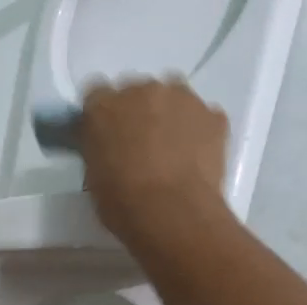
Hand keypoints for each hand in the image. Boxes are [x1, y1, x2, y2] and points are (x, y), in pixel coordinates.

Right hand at [80, 78, 231, 243]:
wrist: (172, 212)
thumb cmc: (121, 201)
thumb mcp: (93, 175)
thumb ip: (98, 147)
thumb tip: (107, 143)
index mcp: (106, 107)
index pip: (95, 94)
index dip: (99, 114)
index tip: (100, 134)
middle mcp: (145, 89)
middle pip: (136, 90)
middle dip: (134, 111)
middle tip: (134, 144)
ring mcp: (184, 97)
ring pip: (171, 96)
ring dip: (166, 114)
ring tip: (166, 149)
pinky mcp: (213, 113)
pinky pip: (199, 115)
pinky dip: (193, 130)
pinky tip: (190, 157)